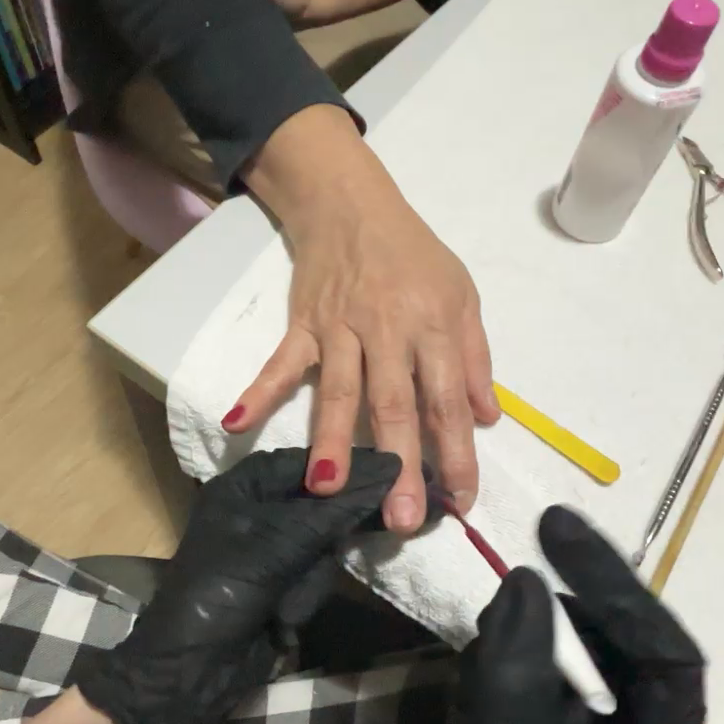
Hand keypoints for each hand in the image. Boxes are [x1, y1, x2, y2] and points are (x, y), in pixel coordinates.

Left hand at [75, 447, 398, 723]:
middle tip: (400, 504)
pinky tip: (309, 593)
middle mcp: (257, 510)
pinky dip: (318, 581)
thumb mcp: (275, 546)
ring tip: (336, 563)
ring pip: (325, 534)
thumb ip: (331, 513)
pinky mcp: (284, 582)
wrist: (191, 669)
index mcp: (241, 487)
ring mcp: (271, 548)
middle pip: (320, 496)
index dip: (349, 464)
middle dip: (349, 508)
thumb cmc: (222, 591)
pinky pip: (317, 568)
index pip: (305, 462)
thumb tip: (387, 477)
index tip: (397, 465)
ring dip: (328, 557)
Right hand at [233, 106, 497, 534]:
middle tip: (400, 519)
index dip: (457, 454)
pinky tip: (237, 422)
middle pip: (394, 405)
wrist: (351, 204)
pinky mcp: (303, 325)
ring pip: (339, 390)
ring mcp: (340, 329)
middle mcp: (388, 331)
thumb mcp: (462, 296)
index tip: (460, 502)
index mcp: (434, 326)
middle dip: (399, 464)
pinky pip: (280, 362)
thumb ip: (473, 359)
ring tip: (326, 488)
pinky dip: (258, 390)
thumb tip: (486, 418)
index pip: (448, 401)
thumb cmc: (414, 257)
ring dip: (331, 438)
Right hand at [347, 506, 705, 723]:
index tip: (564, 534)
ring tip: (496, 618)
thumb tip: (525, 579)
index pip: (668, 660)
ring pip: (575, 658)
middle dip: (581, 602)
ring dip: (535, 629)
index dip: (621, 590)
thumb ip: (520, 667)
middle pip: (624, 651)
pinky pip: (534, 675)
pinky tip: (481, 653)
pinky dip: (507, 651)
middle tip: (538, 543)